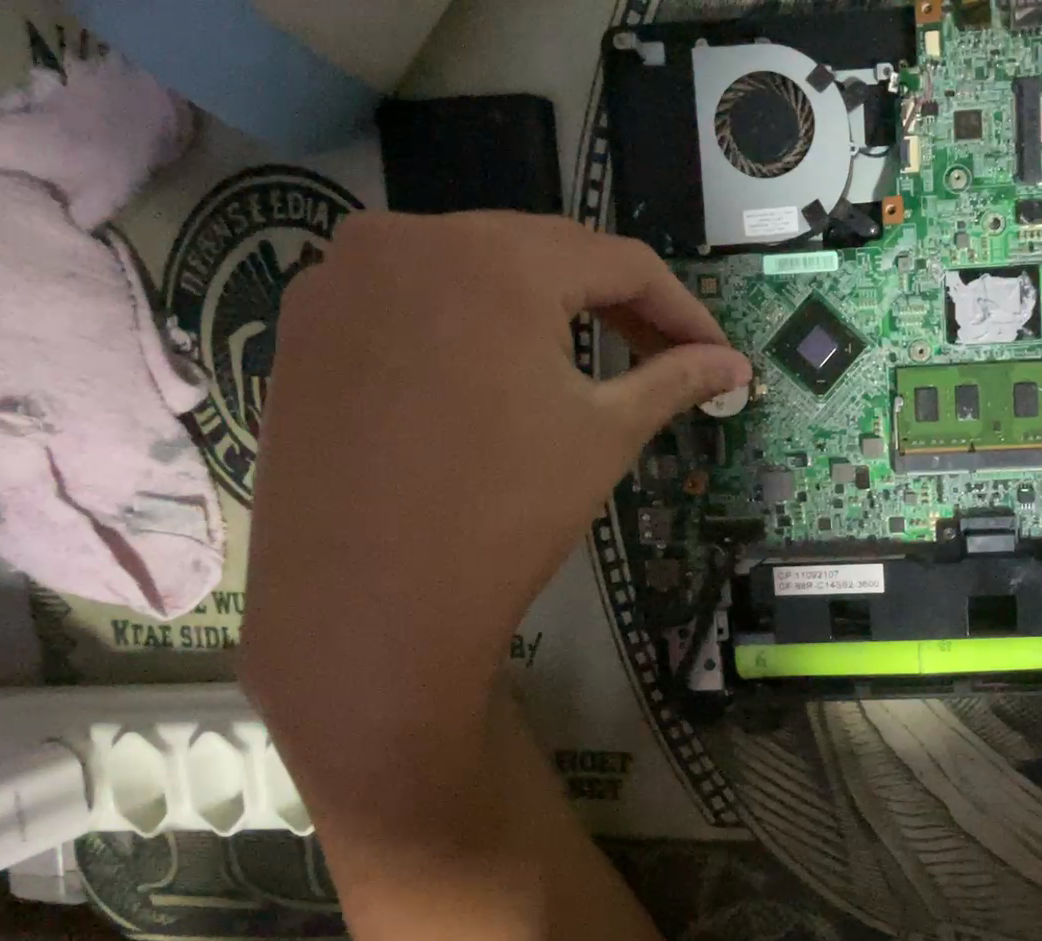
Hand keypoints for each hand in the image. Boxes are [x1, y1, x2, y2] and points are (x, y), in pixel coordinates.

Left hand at [242, 211, 748, 724]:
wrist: (370, 600)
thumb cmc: (510, 508)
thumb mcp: (607, 433)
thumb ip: (676, 379)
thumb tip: (736, 365)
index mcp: (495, 259)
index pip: (618, 260)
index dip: (681, 307)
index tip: (716, 353)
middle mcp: (410, 238)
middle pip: (543, 251)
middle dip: (615, 302)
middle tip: (663, 355)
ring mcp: (344, 276)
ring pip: (475, 265)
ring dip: (543, 304)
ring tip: (586, 359)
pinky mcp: (305, 322)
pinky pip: (414, 294)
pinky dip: (471, 319)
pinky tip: (495, 369)